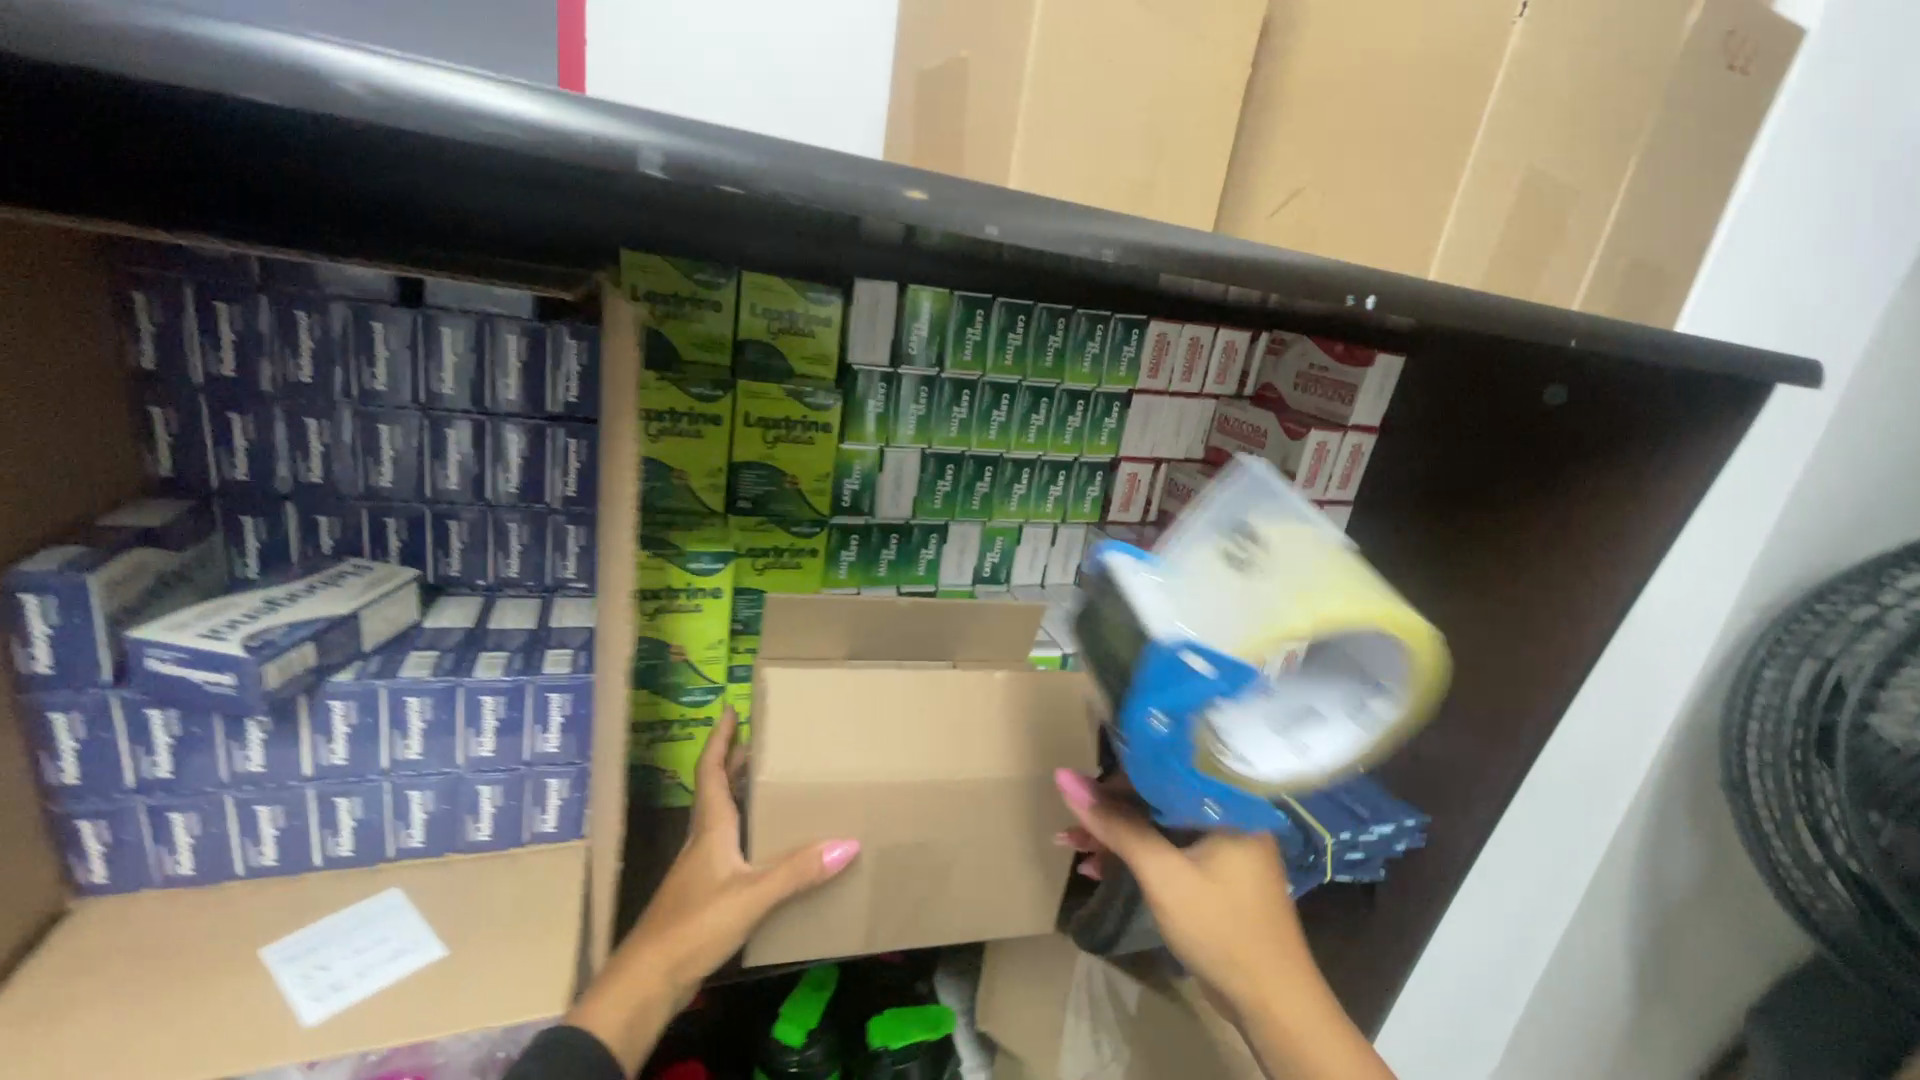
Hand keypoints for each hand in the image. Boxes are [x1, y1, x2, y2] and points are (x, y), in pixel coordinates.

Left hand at [629, 706, 862, 1002]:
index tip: (730, 710)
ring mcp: (700, 870)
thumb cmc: (694, 926)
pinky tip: (765, 847)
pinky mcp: (703, 896)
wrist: (648, 982)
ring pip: (721, 819)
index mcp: (710, 829)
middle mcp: (703, 841)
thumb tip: (849, 843)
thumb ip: (797, 871)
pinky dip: (745, 833)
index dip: (720, 740)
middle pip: (716, 790)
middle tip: (758, 740)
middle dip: (733, 762)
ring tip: (767, 783)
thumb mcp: (752, 896)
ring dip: (739, 796)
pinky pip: (728, 848)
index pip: (711, 772)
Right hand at [1053, 768, 1307, 1010]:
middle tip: (1069, 828)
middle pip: (1157, 798)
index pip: (1163, 769)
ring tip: (1071, 848)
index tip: (1077, 789)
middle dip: (1109, 812)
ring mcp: (1222, 846)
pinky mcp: (1214, 873)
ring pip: (1158, 825)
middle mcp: (1228, 815)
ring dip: (1116, 836)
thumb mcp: (1162, 874)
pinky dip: (1135, 856)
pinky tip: (1098, 869)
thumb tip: (1065, 778)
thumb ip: (1117, 825)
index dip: (1117, 778)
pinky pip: (1167, 849)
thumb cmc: (1220, 928)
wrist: (1270, 1001)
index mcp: (1227, 803)